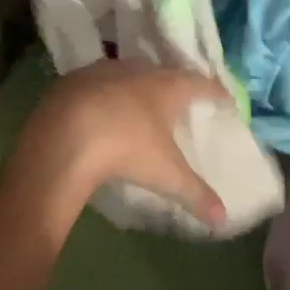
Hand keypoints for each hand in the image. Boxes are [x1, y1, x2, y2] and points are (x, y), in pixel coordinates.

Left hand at [17, 58, 230, 228]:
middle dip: (175, 84)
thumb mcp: (167, 175)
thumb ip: (196, 194)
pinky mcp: (75, 78)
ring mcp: (104, 70)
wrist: (65, 134)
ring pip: (129, 73)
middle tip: (183, 99)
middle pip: (164, 72)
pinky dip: (106, 94)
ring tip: (143, 102)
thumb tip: (222, 219)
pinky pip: (98, 82)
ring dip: (138, 86)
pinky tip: (103, 109)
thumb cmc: (126, 147)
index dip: (214, 91)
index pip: (199, 82)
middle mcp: (137, 70)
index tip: (225, 98)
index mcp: (165, 86)